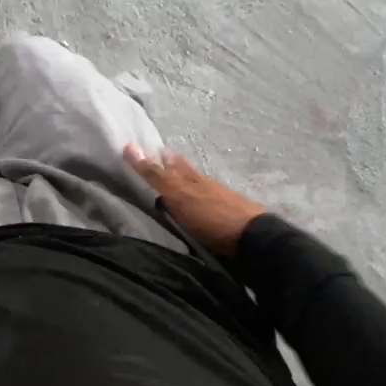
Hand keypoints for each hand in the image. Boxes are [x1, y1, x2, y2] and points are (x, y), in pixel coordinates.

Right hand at [125, 144, 267, 255]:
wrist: (256, 240)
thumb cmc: (210, 216)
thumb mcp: (177, 194)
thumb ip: (154, 174)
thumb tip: (129, 145)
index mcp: (191, 179)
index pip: (171, 165)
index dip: (158, 159)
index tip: (148, 149)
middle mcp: (207, 186)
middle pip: (188, 173)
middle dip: (176, 166)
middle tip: (166, 156)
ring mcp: (224, 201)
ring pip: (203, 186)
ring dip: (191, 182)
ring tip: (184, 179)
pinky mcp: (235, 218)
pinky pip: (215, 202)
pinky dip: (206, 199)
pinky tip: (206, 204)